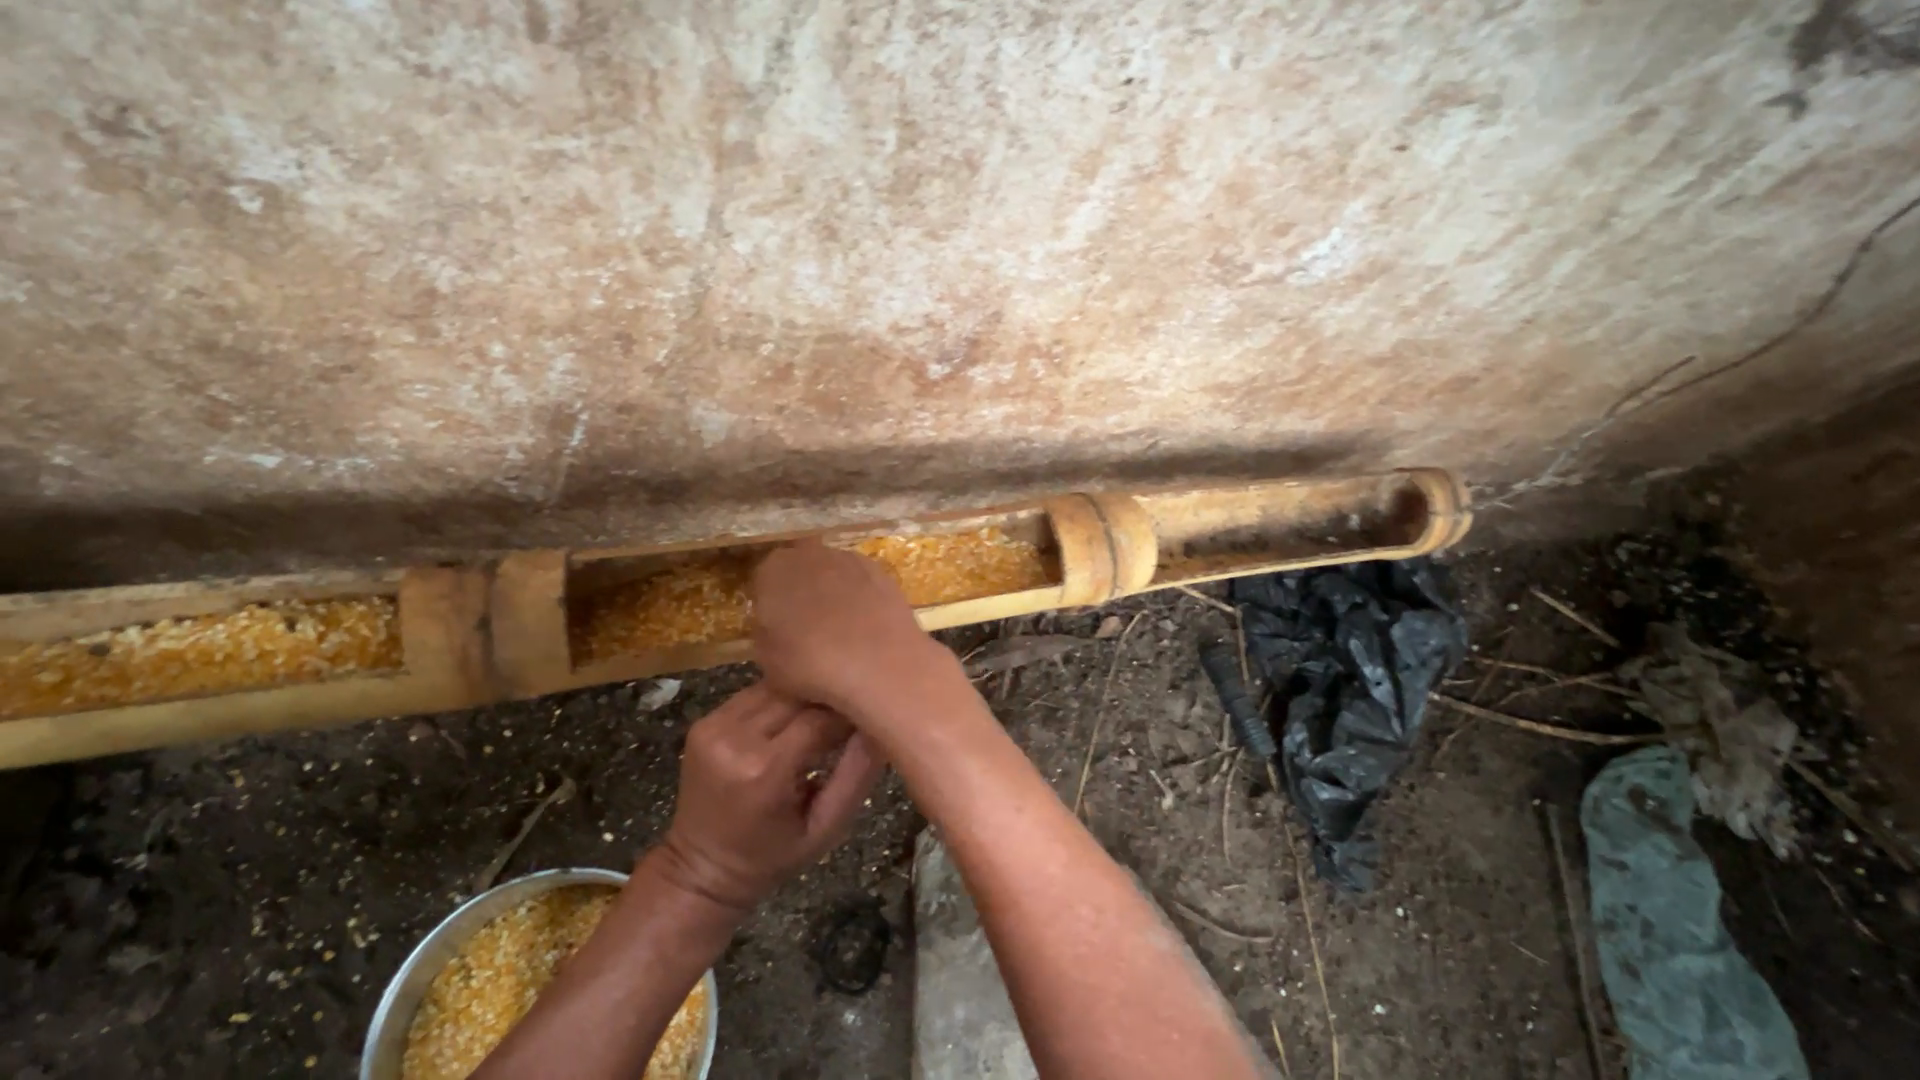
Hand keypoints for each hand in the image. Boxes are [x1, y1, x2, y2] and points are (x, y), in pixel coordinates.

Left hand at [653, 684, 883, 911]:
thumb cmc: (772, 855)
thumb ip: (857, 775)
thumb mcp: (826, 827)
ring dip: (803, 696)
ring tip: (822, 716)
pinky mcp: (702, 722)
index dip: (849, 713)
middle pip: (797, 696)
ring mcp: (713, 727)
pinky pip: (753, 695)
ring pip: (775, 687)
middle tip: (851, 714)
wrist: (701, 868)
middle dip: (827, 702)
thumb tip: (883, 727)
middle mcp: (734, 739)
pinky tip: (790, 720)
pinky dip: (777, 701)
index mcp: (765, 770)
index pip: (821, 718)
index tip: (870, 716)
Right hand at [752, 541, 952, 717]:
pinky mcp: (882, 572)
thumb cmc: (809, 664)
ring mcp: (850, 559)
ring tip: (840, 629)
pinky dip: (861, 597)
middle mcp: (810, 554)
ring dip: (832, 591)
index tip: (776, 625)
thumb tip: (774, 624)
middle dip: (800, 589)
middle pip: (799, 568)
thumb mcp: (766, 659)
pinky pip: (862, 582)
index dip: (769, 602)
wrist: (876, 664)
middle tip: (807, 625)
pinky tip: (866, 625)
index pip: (763, 578)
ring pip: (832, 571)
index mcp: (774, 570)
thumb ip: (765, 631)